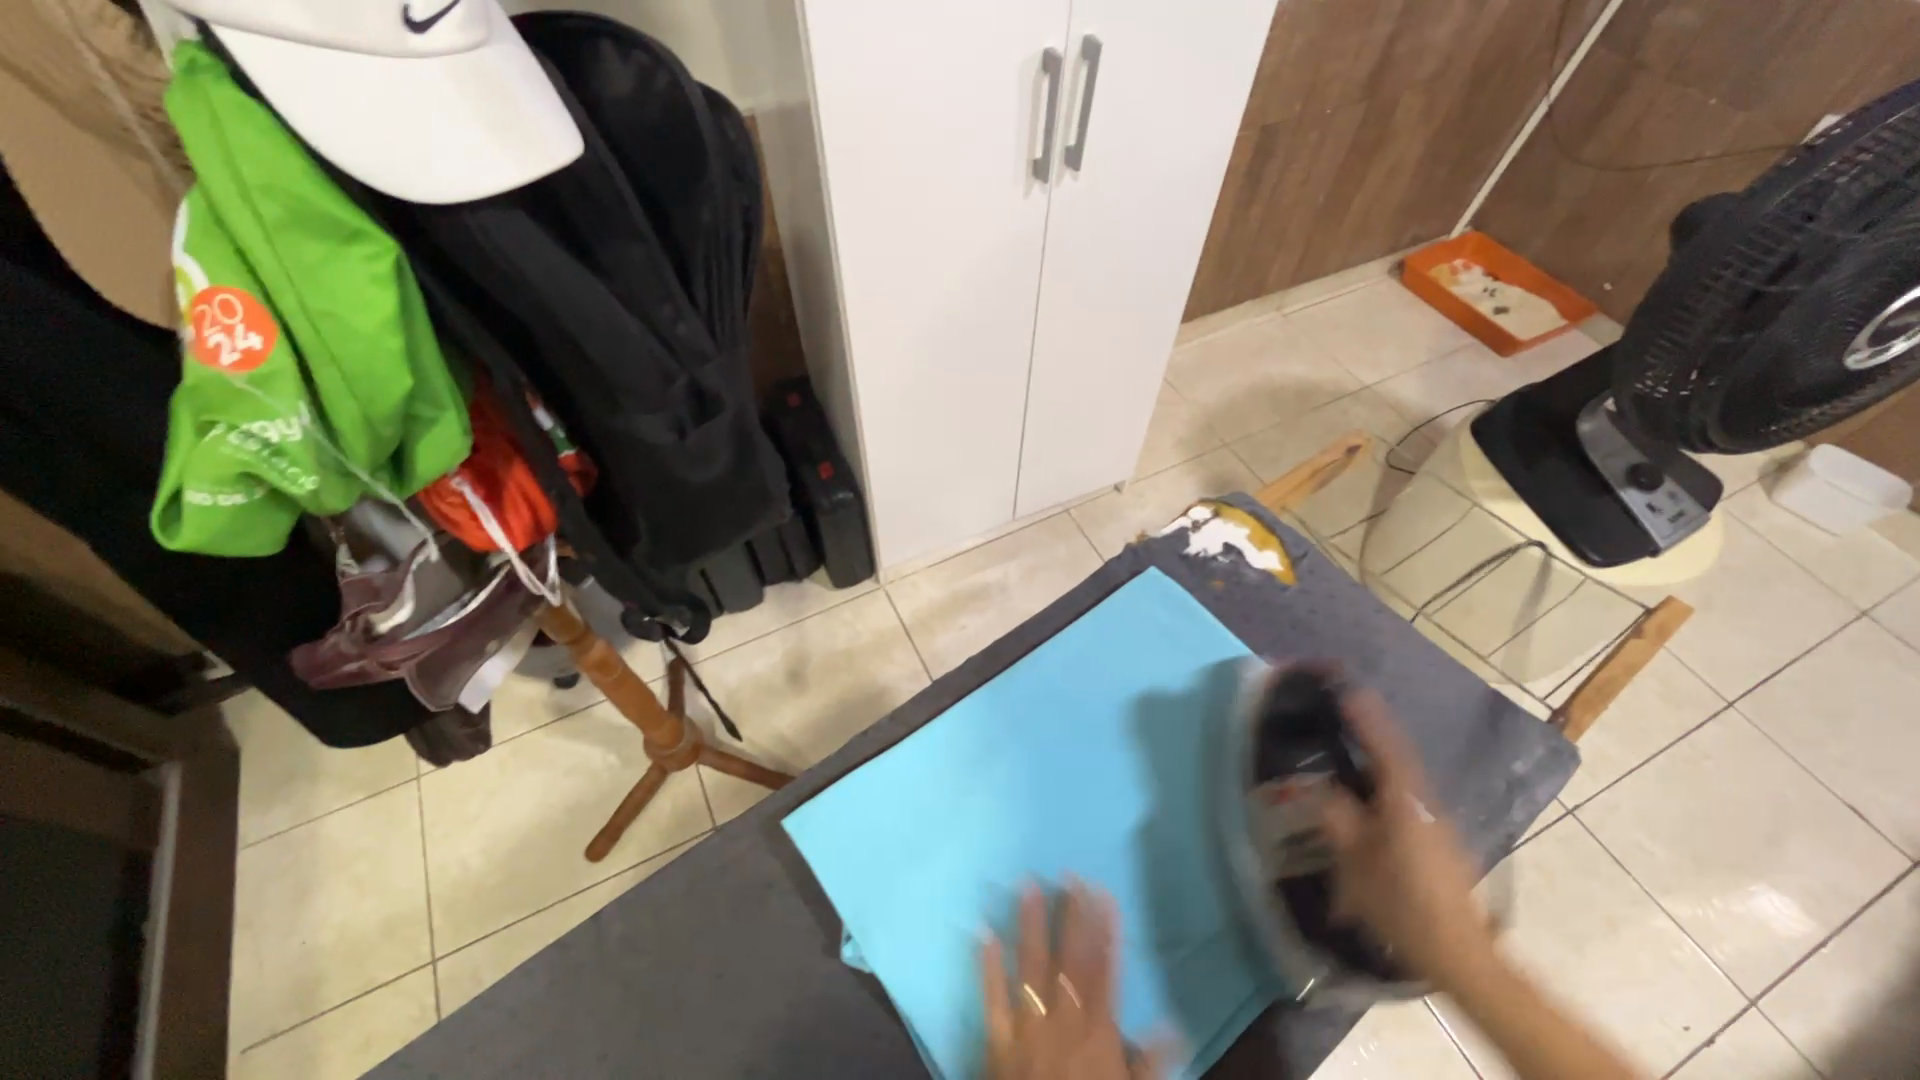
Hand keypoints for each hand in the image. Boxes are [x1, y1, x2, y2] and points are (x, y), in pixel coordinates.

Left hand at [979, 882, 1167, 1079]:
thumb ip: (1152, 1059)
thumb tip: (1174, 1022)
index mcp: (1096, 1030)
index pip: (1103, 969)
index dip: (1104, 929)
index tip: (1103, 892)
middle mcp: (1061, 1019)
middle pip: (1068, 960)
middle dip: (1071, 915)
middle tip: (1070, 874)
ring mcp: (1025, 1024)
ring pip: (1029, 967)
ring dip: (1029, 925)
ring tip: (1028, 885)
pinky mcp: (996, 1037)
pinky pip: (991, 997)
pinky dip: (987, 965)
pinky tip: (982, 931)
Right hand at [1319, 691, 1495, 992]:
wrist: (1458, 954)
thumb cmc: (1401, 904)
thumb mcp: (1354, 863)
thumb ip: (1337, 820)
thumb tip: (1323, 788)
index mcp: (1404, 802)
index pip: (1386, 748)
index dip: (1368, 719)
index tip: (1350, 691)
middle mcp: (1426, 805)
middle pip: (1397, 762)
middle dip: (1372, 738)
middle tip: (1346, 719)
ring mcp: (1439, 826)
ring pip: (1404, 785)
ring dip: (1379, 766)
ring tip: (1350, 760)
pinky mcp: (1442, 846)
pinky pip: (1408, 804)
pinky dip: (1387, 792)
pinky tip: (1369, 806)